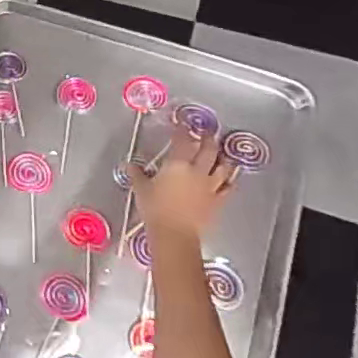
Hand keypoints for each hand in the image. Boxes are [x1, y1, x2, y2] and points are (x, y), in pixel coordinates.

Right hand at [126, 126, 236, 241]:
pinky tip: (228, 179)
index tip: (181, 123)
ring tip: (221, 154)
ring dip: (223, 158)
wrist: (174, 233)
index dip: (182, 130)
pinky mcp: (218, 200)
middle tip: (207, 133)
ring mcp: (211, 186)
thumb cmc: (155, 209)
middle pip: (208, 149)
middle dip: (208, 138)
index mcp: (177, 165)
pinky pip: (228, 187)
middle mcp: (197, 171)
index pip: (182, 141)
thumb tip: (129, 165)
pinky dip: (229, 181)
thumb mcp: (141, 190)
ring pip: (223, 166)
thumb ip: (137, 175)